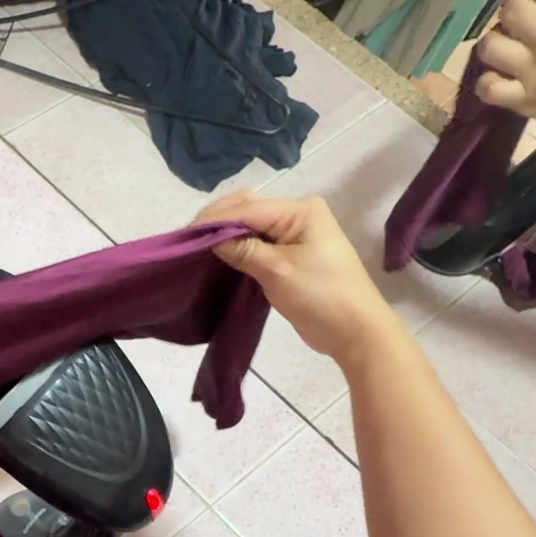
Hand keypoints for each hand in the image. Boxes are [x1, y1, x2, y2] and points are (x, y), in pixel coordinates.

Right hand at [196, 192, 405, 364]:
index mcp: (300, 210)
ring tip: (196, 249)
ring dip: (225, 235)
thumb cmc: (320, 295)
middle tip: (186, 243)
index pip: (247, 208)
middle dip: (217, 222)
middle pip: (248, 209)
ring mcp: (294, 235)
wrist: (353, 329)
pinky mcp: (290, 255)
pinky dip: (236, 247)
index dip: (213, 219)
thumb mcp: (277, 271)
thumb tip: (210, 239)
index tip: (183, 236)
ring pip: (250, 226)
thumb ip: (243, 250)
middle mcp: (297, 215)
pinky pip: (257, 243)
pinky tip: (218, 257)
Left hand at [475, 0, 535, 144]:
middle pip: (511, 10)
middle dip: (511, 4)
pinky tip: (496, 76)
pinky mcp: (524, 100)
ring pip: (490, 47)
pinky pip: (488, 89)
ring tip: (503, 40)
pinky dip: (487, 80)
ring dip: (493, 39)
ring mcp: (532, 70)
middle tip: (517, 11)